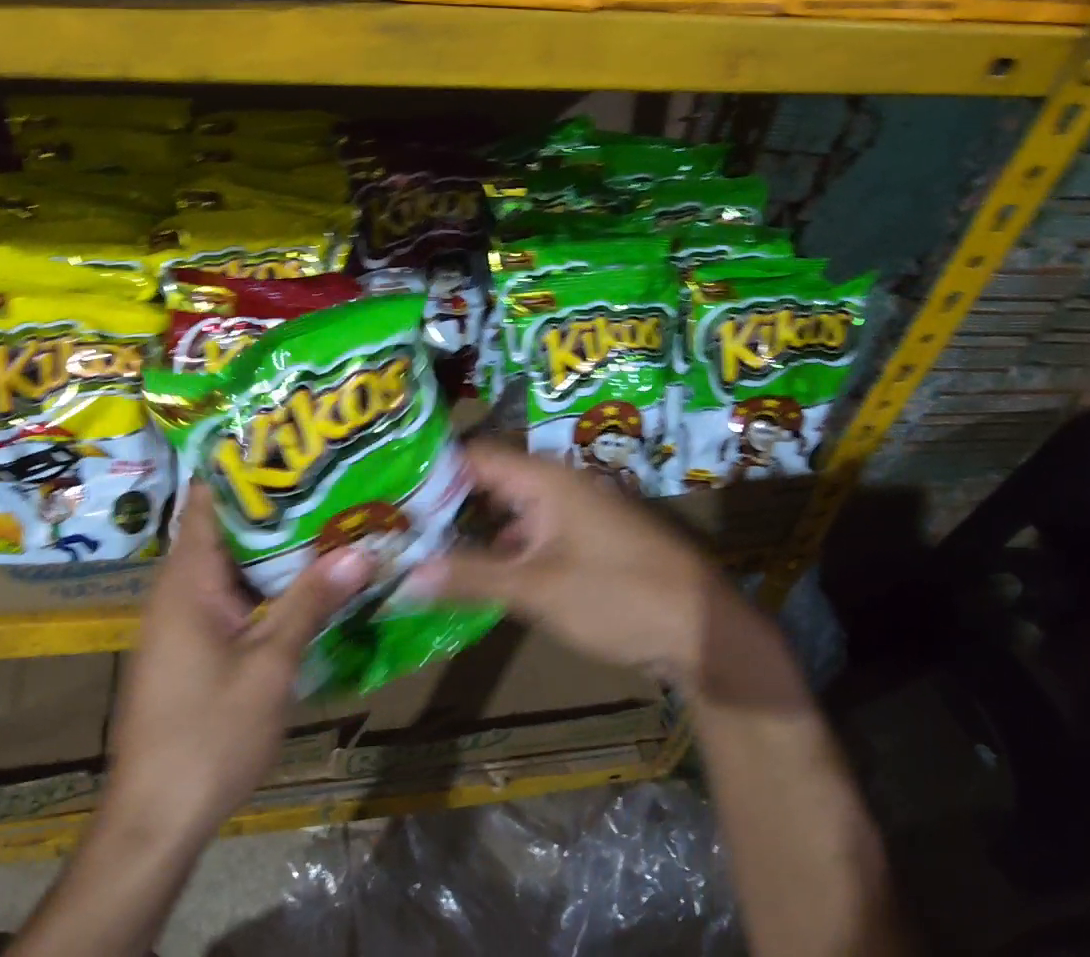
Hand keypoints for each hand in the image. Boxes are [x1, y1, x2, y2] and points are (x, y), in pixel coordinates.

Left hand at [102, 484, 373, 844]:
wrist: (157, 816)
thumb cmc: (209, 734)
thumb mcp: (270, 666)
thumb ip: (311, 603)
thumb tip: (360, 550)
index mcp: (186, 581)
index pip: (209, 500)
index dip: (246, 467)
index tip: (293, 440)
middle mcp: (177, 592)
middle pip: (227, 533)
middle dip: (278, 510)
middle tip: (335, 483)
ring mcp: (183, 623)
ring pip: (233, 571)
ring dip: (277, 554)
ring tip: (335, 525)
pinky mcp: (192, 651)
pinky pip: (232, 602)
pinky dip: (267, 590)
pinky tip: (311, 589)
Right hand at [405, 440, 729, 690]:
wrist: (703, 633)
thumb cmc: (619, 596)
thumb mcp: (536, 589)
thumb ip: (469, 578)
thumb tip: (403, 576)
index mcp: (546, 479)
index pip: (472, 455)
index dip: (428, 469)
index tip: (385, 492)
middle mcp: (558, 487)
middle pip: (486, 483)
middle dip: (442, 504)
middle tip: (393, 526)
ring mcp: (573, 517)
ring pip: (507, 513)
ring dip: (469, 531)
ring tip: (418, 550)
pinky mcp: (584, 547)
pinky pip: (529, 537)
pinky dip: (498, 551)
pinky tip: (469, 575)